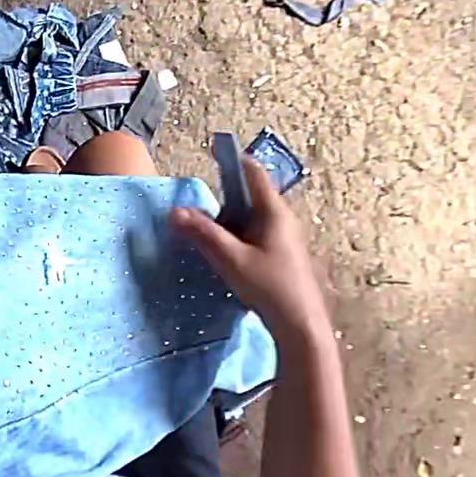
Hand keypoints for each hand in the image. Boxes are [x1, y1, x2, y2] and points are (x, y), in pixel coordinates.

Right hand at [170, 156, 330, 342]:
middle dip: (222, 200)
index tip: (212, 151)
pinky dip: (235, 238)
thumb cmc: (270, 287)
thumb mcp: (231, 260)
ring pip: (248, 220)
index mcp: (274, 212)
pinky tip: (223, 257)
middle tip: (197, 213)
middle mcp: (281, 220)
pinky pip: (252, 236)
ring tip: (205, 238)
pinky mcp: (279, 256)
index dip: (233, 160)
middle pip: (248, 197)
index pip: (254, 173)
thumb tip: (175, 212)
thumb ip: (204, 234)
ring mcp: (282, 239)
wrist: (300, 325)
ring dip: (226, 223)